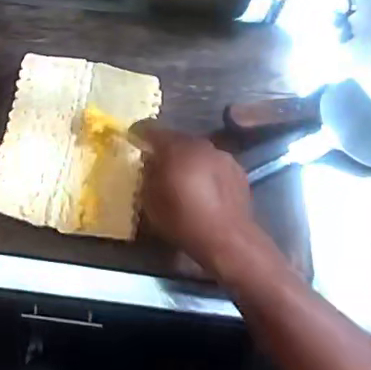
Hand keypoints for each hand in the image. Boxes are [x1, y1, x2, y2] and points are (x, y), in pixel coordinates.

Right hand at [134, 122, 289, 288]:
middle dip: (165, 149)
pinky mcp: (238, 171)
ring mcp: (222, 155)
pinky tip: (205, 189)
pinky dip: (206, 171)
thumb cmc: (182, 220)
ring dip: (188, 160)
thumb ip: (147, 175)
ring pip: (198, 151)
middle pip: (177, 139)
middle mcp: (200, 144)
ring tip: (183, 179)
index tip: (132, 141)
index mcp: (175, 147)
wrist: (228, 239)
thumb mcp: (150, 200)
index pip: (150, 129)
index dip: (138, 134)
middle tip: (157, 165)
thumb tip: (150, 163)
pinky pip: (214, 164)